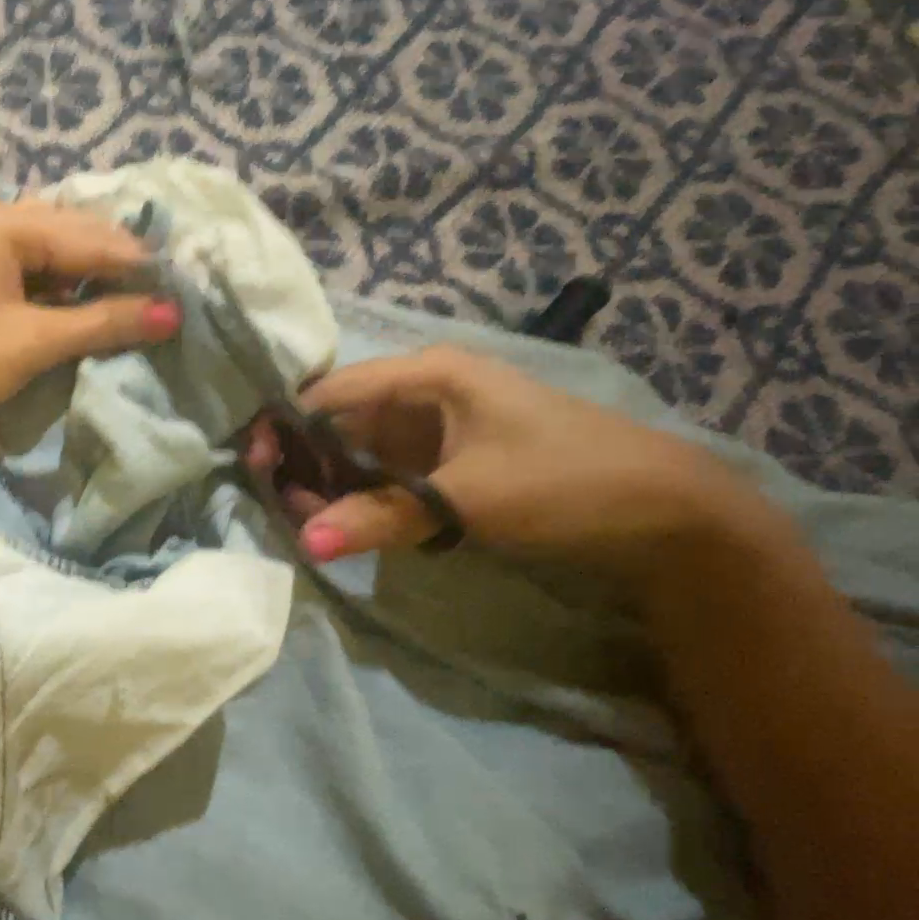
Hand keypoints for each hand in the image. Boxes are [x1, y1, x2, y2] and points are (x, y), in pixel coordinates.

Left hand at [0, 199, 182, 440]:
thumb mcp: (34, 343)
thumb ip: (104, 323)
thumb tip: (172, 314)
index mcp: (3, 223)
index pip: (87, 237)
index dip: (135, 263)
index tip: (183, 284)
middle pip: (72, 233)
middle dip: (116, 262)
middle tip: (166, 288)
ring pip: (53, 251)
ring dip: (92, 273)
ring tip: (137, 296)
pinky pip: (32, 268)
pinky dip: (63, 285)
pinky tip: (90, 301)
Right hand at [247, 345, 771, 584]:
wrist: (670, 516)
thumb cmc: (566, 482)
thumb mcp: (467, 500)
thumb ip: (380, 519)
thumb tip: (304, 545)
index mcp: (428, 375)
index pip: (330, 390)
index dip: (284, 424)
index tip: (251, 464)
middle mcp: (424, 393)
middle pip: (337, 421)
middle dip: (303, 461)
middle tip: (279, 505)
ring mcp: (437, 429)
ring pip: (358, 451)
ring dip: (329, 484)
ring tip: (306, 521)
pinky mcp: (448, 463)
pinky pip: (384, 474)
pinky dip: (360, 497)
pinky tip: (342, 522)